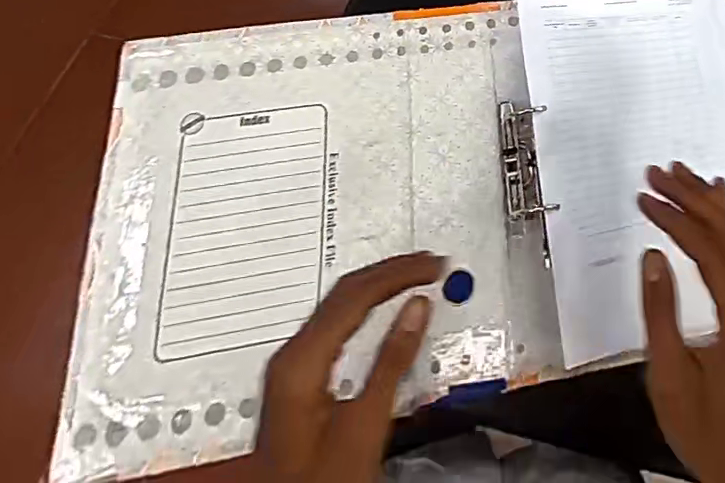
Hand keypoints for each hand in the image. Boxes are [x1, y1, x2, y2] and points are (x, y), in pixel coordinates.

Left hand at [255, 252, 443, 480]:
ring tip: (414, 272)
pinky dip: (367, 303)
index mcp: (302, 361)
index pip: (356, 295)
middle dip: (391, 271)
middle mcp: (292, 356)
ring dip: (380, 282)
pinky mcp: (300, 377)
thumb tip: (417, 307)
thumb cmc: (320, 482)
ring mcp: (292, 366)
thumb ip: (393, 360)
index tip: (432, 266)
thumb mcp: (365, 425)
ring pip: (340, 302)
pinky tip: (384, 302)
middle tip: (430, 263)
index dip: (399, 274)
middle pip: (345, 291)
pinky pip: (337, 320)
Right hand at [636, 163, 724, 482]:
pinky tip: (721, 201)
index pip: (707, 248)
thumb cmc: (704, 423)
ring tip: (684, 174)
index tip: (646, 198)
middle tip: (659, 173)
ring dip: (709, 201)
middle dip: (690, 197)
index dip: (673, 218)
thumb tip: (652, 256)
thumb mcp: (670, 375)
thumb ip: (661, 312)